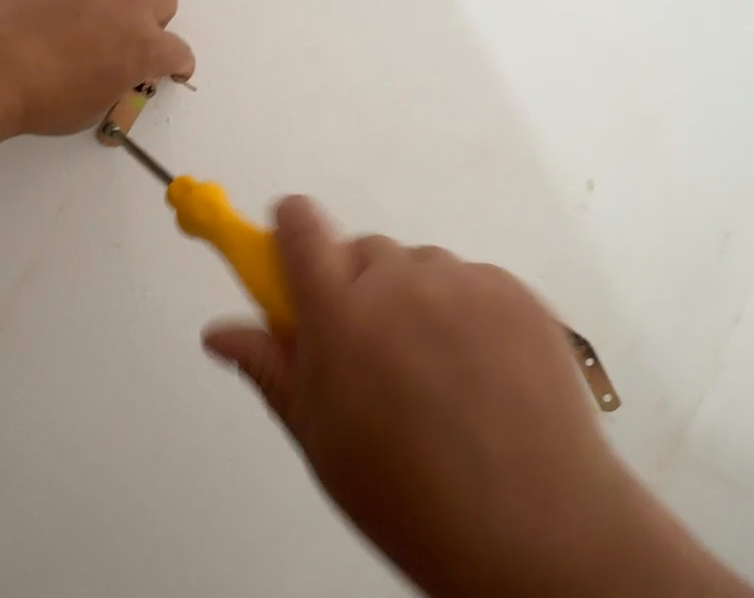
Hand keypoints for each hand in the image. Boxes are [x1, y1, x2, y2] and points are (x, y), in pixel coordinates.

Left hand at [0, 0, 194, 137]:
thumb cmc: (43, 101)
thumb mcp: (93, 109)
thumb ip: (116, 85)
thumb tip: (115, 76)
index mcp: (144, 48)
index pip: (179, 51)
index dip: (179, 64)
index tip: (173, 70)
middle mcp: (127, 9)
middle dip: (157, 21)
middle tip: (135, 42)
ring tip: (102, 22)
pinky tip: (62, 18)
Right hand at [204, 199, 753, 597]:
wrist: (535, 529)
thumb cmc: (404, 491)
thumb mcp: (318, 436)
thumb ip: (268, 367)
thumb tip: (218, 331)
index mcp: (339, 312)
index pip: (300, 225)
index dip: (289, 227)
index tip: (290, 249)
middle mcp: (398, 280)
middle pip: (360, 251)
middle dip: (355, 288)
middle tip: (371, 353)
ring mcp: (462, 282)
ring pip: (418, 268)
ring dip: (413, 300)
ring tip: (436, 374)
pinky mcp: (515, 291)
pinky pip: (470, 282)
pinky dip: (464, 312)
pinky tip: (480, 373)